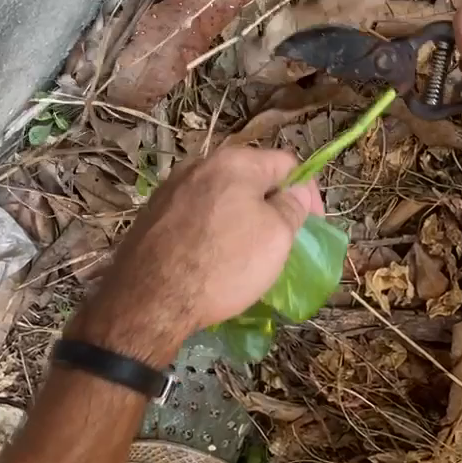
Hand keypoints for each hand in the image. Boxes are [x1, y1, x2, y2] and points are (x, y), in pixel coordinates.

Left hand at [71, 147, 322, 363]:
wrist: (149, 301)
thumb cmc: (223, 265)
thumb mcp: (276, 237)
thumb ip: (292, 206)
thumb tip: (296, 191)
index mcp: (234, 162)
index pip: (286, 162)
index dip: (307, 191)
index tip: (312, 224)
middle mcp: (198, 165)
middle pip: (250, 177)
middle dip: (271, 204)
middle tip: (282, 239)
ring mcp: (170, 189)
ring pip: (221, 197)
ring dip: (240, 217)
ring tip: (247, 252)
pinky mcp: (152, 216)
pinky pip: (196, 215)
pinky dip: (212, 230)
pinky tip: (213, 258)